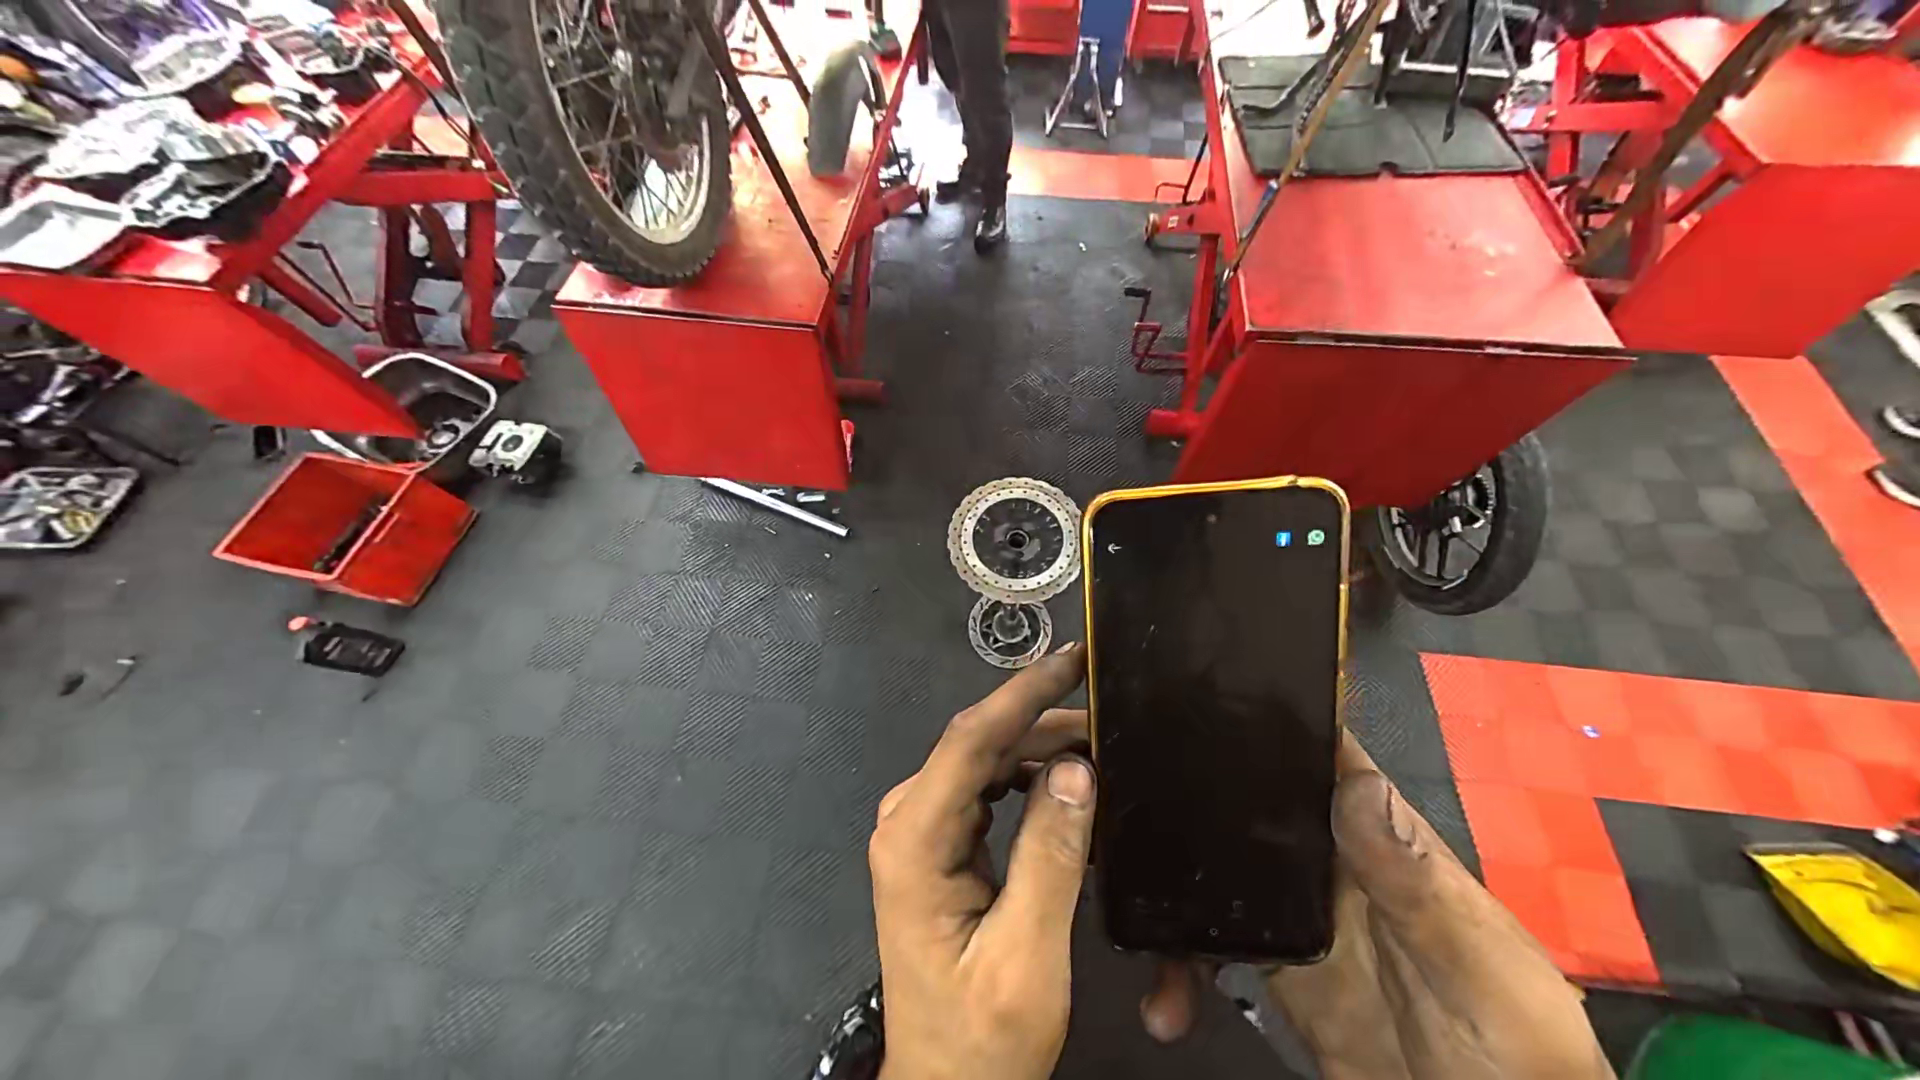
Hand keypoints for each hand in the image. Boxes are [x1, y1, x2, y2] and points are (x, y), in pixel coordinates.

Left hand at [869, 647, 1095, 1079]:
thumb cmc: (981, 1037)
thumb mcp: (1026, 957)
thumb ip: (1049, 858)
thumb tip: (1075, 769)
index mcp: (915, 841)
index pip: (970, 740)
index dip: (1023, 693)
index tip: (1071, 660)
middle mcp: (907, 821)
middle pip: (977, 744)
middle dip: (1041, 718)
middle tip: (1104, 711)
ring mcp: (920, 830)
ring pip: (983, 761)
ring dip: (1037, 746)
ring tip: (1095, 743)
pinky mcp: (938, 843)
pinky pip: (984, 788)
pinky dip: (1026, 775)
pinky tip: (1064, 781)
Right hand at [1143, 735, 1613, 1079]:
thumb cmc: (1509, 1040)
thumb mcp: (1474, 958)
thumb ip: (1413, 879)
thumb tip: (1354, 781)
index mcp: (1370, 835)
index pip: (1313, 757)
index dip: (1260, 721)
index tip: (1188, 700)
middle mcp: (1320, 859)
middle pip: (1243, 804)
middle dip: (1185, 791)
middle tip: (1117, 791)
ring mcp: (1288, 911)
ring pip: (1211, 866)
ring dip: (1167, 878)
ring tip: (1122, 900)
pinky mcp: (1266, 963)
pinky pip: (1205, 942)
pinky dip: (1177, 959)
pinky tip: (1161, 991)